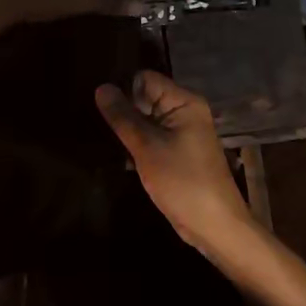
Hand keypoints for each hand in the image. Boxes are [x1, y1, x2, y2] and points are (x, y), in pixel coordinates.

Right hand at [96, 70, 253, 251]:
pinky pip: (153, 137)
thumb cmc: (182, 181)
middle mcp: (185, 111)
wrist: (215, 227)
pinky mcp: (178, 152)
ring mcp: (182, 132)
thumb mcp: (147, 147)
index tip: (95, 101)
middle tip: (91, 118)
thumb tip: (101, 87)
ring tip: (97, 133)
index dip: (121, 87)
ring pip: (147, 119)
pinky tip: (114, 152)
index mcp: (184, 101)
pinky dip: (136, 143)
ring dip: (127, 128)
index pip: (145, 79)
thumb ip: (123, 117)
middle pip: (146, 97)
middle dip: (122, 109)